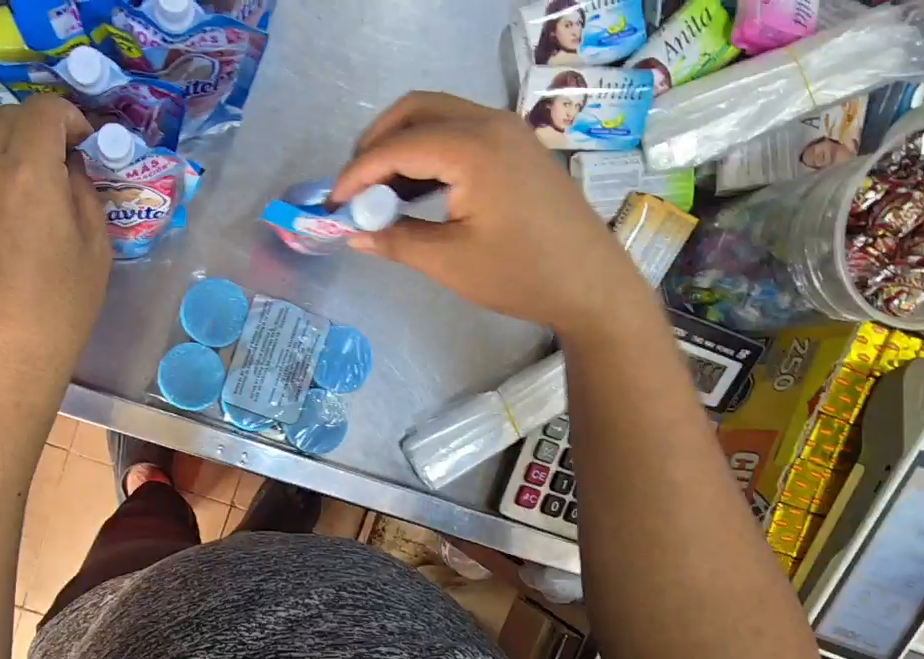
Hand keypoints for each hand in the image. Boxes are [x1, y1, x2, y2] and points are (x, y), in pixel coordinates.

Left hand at [0, 95, 110, 403]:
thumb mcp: (95, 249)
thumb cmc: (61, 308)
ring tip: (24, 192)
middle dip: (35, 130)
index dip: (69, 117)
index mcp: (29, 171)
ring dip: (4, 154)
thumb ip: (83, 194)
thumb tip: (69, 171)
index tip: (84, 142)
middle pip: (5, 120)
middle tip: (57, 163)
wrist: (4, 358)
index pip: (44, 110)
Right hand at [331, 93, 654, 335]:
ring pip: (439, 116)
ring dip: (402, 146)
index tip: (333, 203)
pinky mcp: (517, 147)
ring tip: (378, 194)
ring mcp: (508, 132)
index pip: (399, 144)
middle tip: (354, 188)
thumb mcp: (449, 262)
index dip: (359, 172)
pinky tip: (415, 193)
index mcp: (474, 149)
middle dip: (376, 144)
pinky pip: (461, 132)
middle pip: (416, 110)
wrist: (590, 283)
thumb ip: (396, 241)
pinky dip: (429, 152)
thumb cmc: (520, 275)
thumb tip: (353, 234)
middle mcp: (491, 124)